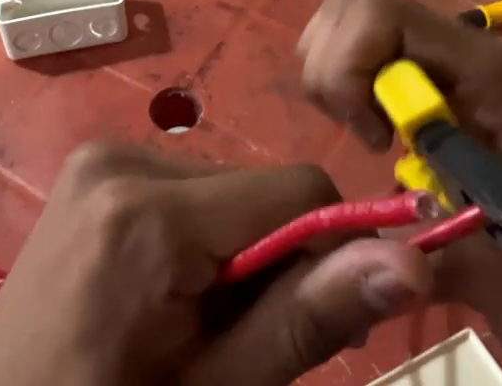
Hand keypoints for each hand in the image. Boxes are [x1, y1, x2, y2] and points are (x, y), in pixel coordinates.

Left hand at [0, 141, 432, 385]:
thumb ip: (307, 317)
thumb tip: (411, 260)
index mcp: (149, 212)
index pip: (295, 190)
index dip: (333, 248)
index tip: (328, 315)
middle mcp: (121, 159)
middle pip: (256, 191)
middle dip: (273, 260)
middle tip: (242, 341)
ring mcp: (98, 160)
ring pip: (223, 192)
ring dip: (236, 252)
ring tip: (196, 323)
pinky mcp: (90, 171)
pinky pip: (181, 191)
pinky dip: (197, 239)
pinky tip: (167, 293)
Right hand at [298, 0, 501, 384]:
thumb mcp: (492, 263)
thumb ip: (420, 235)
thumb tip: (340, 227)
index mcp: (486, 72)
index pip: (379, 11)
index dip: (349, 66)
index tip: (375, 139)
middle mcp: (463, 50)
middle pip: (356, 1)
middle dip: (334, 65)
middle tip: (364, 132)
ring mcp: (447, 61)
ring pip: (353, 18)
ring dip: (336, 73)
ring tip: (370, 133)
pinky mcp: (433, 80)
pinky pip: (365, 48)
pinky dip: (345, 81)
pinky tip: (375, 132)